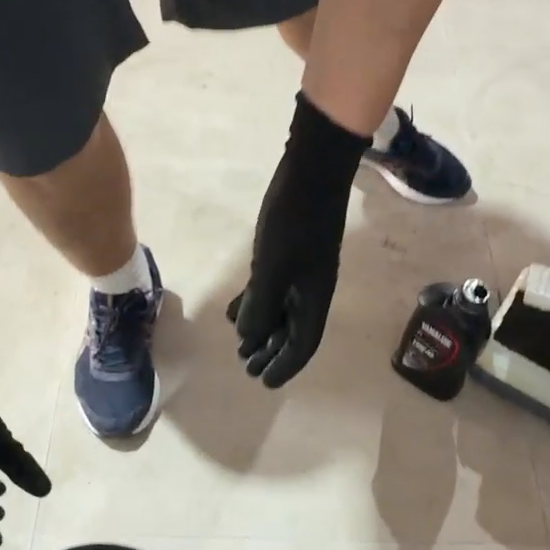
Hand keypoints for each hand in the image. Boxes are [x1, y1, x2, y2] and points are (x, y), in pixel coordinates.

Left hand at [228, 93, 371, 386]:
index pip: (302, 344)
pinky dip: (256, 302)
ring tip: (240, 344)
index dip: (284, 366)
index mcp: (314, 298)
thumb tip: (249, 337)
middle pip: (291, 331)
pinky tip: (236, 308)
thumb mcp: (272, 267)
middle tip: (247, 366)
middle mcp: (310, 290)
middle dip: (270, 351)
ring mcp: (301, 271)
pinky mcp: (290, 253)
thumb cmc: (294, 220)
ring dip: (261, 328)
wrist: (313, 168)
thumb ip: (261, 305)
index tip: (263, 382)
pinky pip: (272, 288)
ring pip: (281, 311)